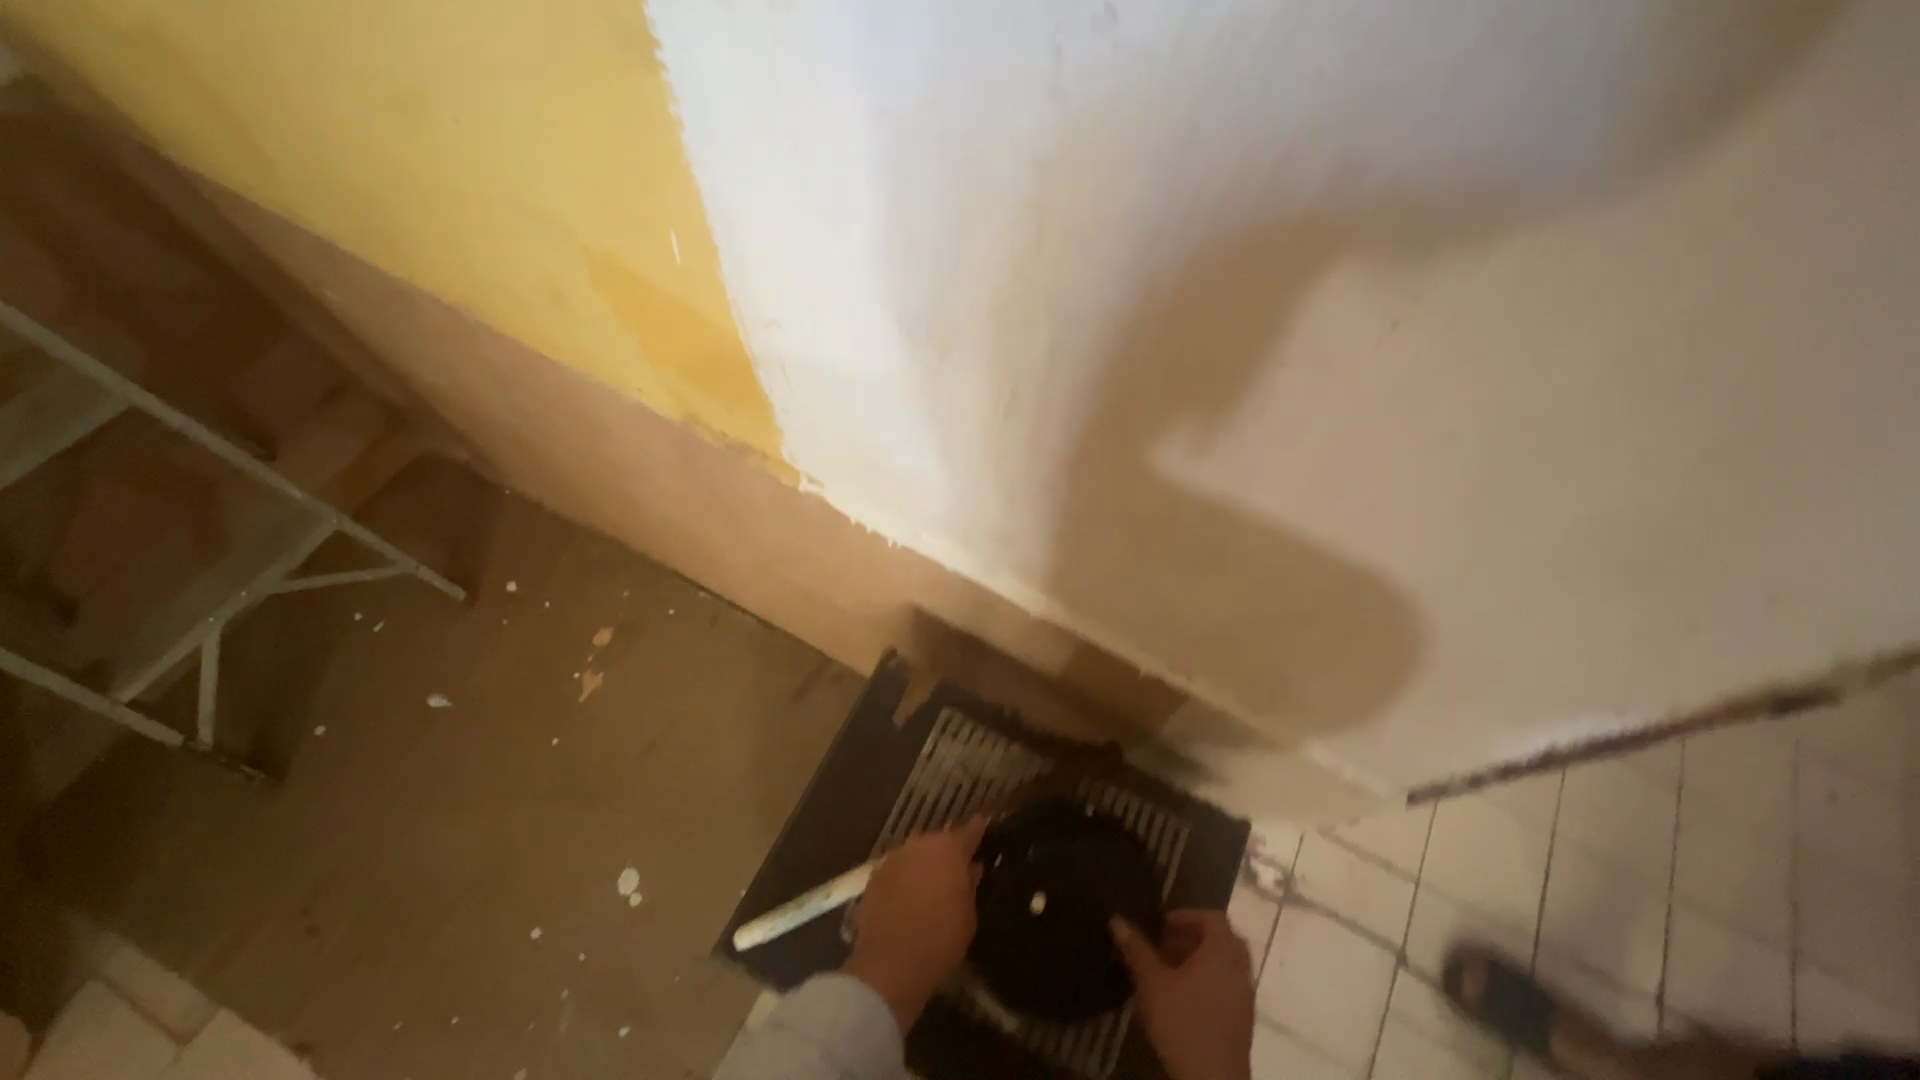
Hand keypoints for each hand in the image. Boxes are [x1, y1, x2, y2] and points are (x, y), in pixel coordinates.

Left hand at [843, 817, 987, 1030]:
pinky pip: (896, 871)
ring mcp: (893, 859)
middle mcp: (919, 845)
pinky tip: (907, 898)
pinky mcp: (873, 877)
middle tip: (956, 870)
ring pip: (915, 854)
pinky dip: (904, 879)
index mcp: (949, 849)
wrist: (891, 964)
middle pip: (938, 841)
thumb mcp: (968, 915)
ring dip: (923, 864)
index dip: (978, 830)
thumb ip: (970, 884)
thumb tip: (972, 867)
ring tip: (931, 885)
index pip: (969, 831)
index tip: (984, 826)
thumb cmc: (941, 940)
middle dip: (947, 852)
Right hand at [1112, 910, 1255, 1079]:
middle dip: (1192, 938)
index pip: (1212, 917)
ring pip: (1225, 965)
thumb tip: (1117, 920)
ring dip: (1199, 961)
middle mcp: (1240, 969)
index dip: (1186, 915)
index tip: (1160, 926)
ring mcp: (1245, 995)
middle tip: (1164, 946)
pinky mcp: (1243, 1019)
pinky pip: (1227, 986)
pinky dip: (1208, 981)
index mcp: (1222, 952)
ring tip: (1168, 972)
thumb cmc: (1182, 1022)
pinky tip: (1182, 998)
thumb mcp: (1151, 982)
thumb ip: (1136, 949)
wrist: (1211, 1079)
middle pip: (1221, 939)